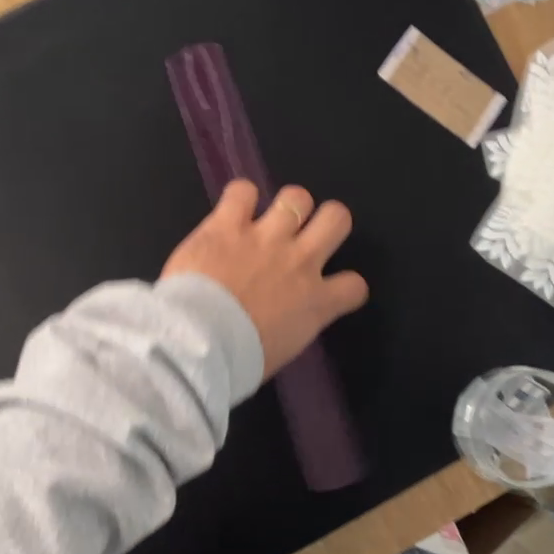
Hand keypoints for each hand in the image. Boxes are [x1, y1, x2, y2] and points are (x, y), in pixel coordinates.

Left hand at [161, 180, 368, 379]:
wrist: (200, 343)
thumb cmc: (237, 361)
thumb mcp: (279, 353)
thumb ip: (291, 328)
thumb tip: (282, 323)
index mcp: (315, 303)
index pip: (354, 286)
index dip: (345, 286)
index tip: (330, 290)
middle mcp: (298, 262)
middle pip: (337, 218)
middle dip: (326, 223)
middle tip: (303, 237)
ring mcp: (264, 238)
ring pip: (297, 197)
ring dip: (285, 206)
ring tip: (267, 220)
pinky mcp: (226, 226)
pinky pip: (242, 191)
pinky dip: (239, 198)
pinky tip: (232, 212)